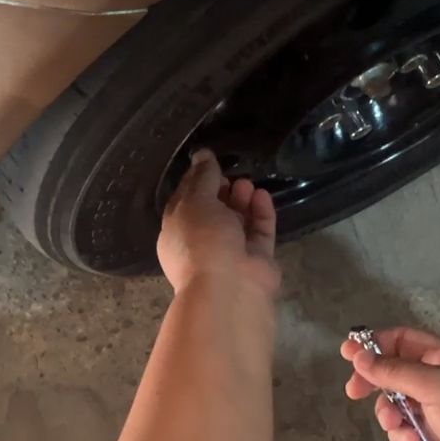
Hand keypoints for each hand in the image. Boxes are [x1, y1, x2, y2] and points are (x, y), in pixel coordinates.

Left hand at [157, 149, 279, 296]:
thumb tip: (202, 154)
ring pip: (237, 222)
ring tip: (247, 182)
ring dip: (241, 200)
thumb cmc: (201, 240)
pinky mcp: (255, 259)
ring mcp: (230, 253)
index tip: (209, 160)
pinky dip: (261, 214)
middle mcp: (201, 243)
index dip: (196, 180)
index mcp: (177, 232)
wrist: (228, 287)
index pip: (185, 201)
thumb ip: (202, 177)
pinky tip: (262, 195)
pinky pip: (259, 233)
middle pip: (212, 212)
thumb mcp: (195, 202)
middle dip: (221, 191)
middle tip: (232, 173)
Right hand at [338, 327, 439, 440]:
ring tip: (396, 426)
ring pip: (396, 402)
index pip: (402, 340)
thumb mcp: (435, 387)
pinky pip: (406, 426)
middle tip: (354, 392)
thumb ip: (395, 371)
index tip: (348, 354)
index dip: (375, 345)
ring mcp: (438, 407)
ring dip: (388, 413)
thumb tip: (358, 356)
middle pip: (395, 370)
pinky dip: (402, 433)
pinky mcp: (436, 434)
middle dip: (374, 381)